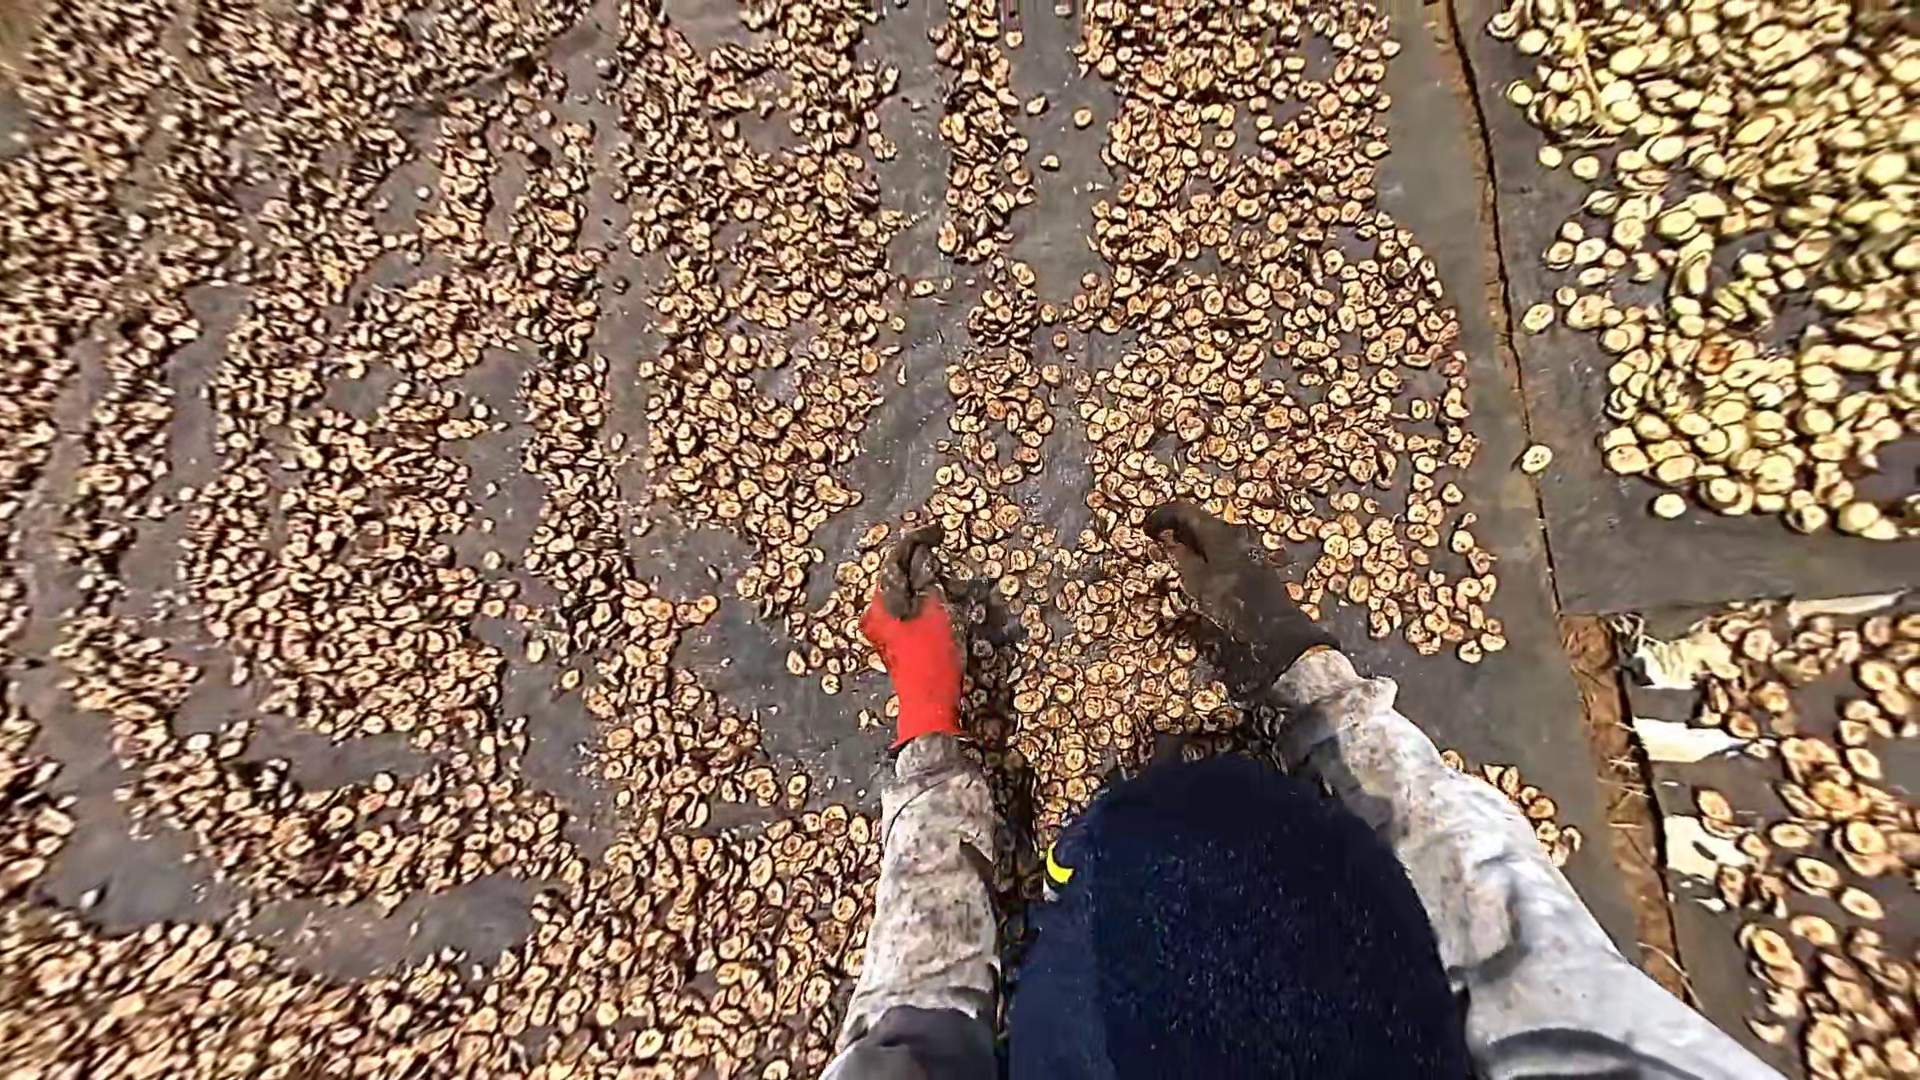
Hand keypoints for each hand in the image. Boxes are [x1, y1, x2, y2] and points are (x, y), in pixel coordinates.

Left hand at [861, 527, 962, 746]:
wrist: (927, 701)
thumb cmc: (933, 654)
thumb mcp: (937, 610)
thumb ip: (927, 579)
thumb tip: (922, 558)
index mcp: (881, 601)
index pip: (895, 558)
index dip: (918, 541)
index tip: (937, 531)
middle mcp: (874, 612)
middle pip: (896, 575)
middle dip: (919, 563)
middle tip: (941, 552)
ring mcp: (880, 628)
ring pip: (901, 592)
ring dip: (922, 583)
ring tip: (945, 579)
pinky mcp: (891, 639)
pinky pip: (904, 609)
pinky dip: (920, 600)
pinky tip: (938, 602)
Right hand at [1145, 502, 1337, 689]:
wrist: (1273, 629)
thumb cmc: (1230, 603)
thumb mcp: (1196, 581)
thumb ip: (1180, 556)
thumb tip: (1167, 537)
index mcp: (1219, 532)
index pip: (1186, 512)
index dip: (1163, 517)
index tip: (1147, 528)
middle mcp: (1236, 532)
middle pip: (1201, 522)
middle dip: (1178, 529)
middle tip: (1158, 541)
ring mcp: (1248, 546)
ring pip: (1212, 536)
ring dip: (1192, 542)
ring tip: (1175, 557)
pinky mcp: (1254, 562)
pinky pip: (1223, 549)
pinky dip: (1206, 553)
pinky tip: (1198, 569)